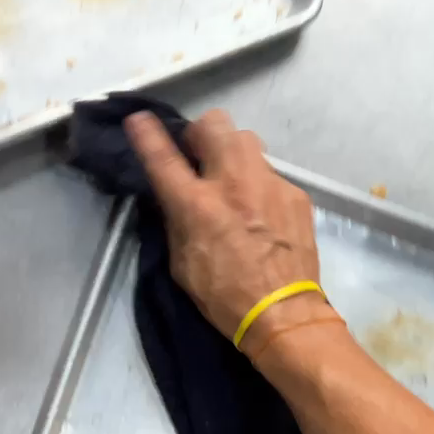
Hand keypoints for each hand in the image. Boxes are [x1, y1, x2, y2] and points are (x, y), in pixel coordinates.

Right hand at [125, 109, 334, 353]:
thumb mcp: (183, 266)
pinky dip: (258, 186)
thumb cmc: (224, 298)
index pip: (164, 160)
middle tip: (198, 156)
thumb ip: (177, 225)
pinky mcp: (294, 194)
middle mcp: (233, 184)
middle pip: (213, 124)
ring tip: (232, 182)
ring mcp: (268, 184)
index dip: (147, 136)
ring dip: (231, 153)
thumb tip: (175, 203)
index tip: (139, 120)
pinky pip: (270, 174)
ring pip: (245, 140)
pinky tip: (261, 214)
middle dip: (200, 134)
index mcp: (197, 207)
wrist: (282, 314)